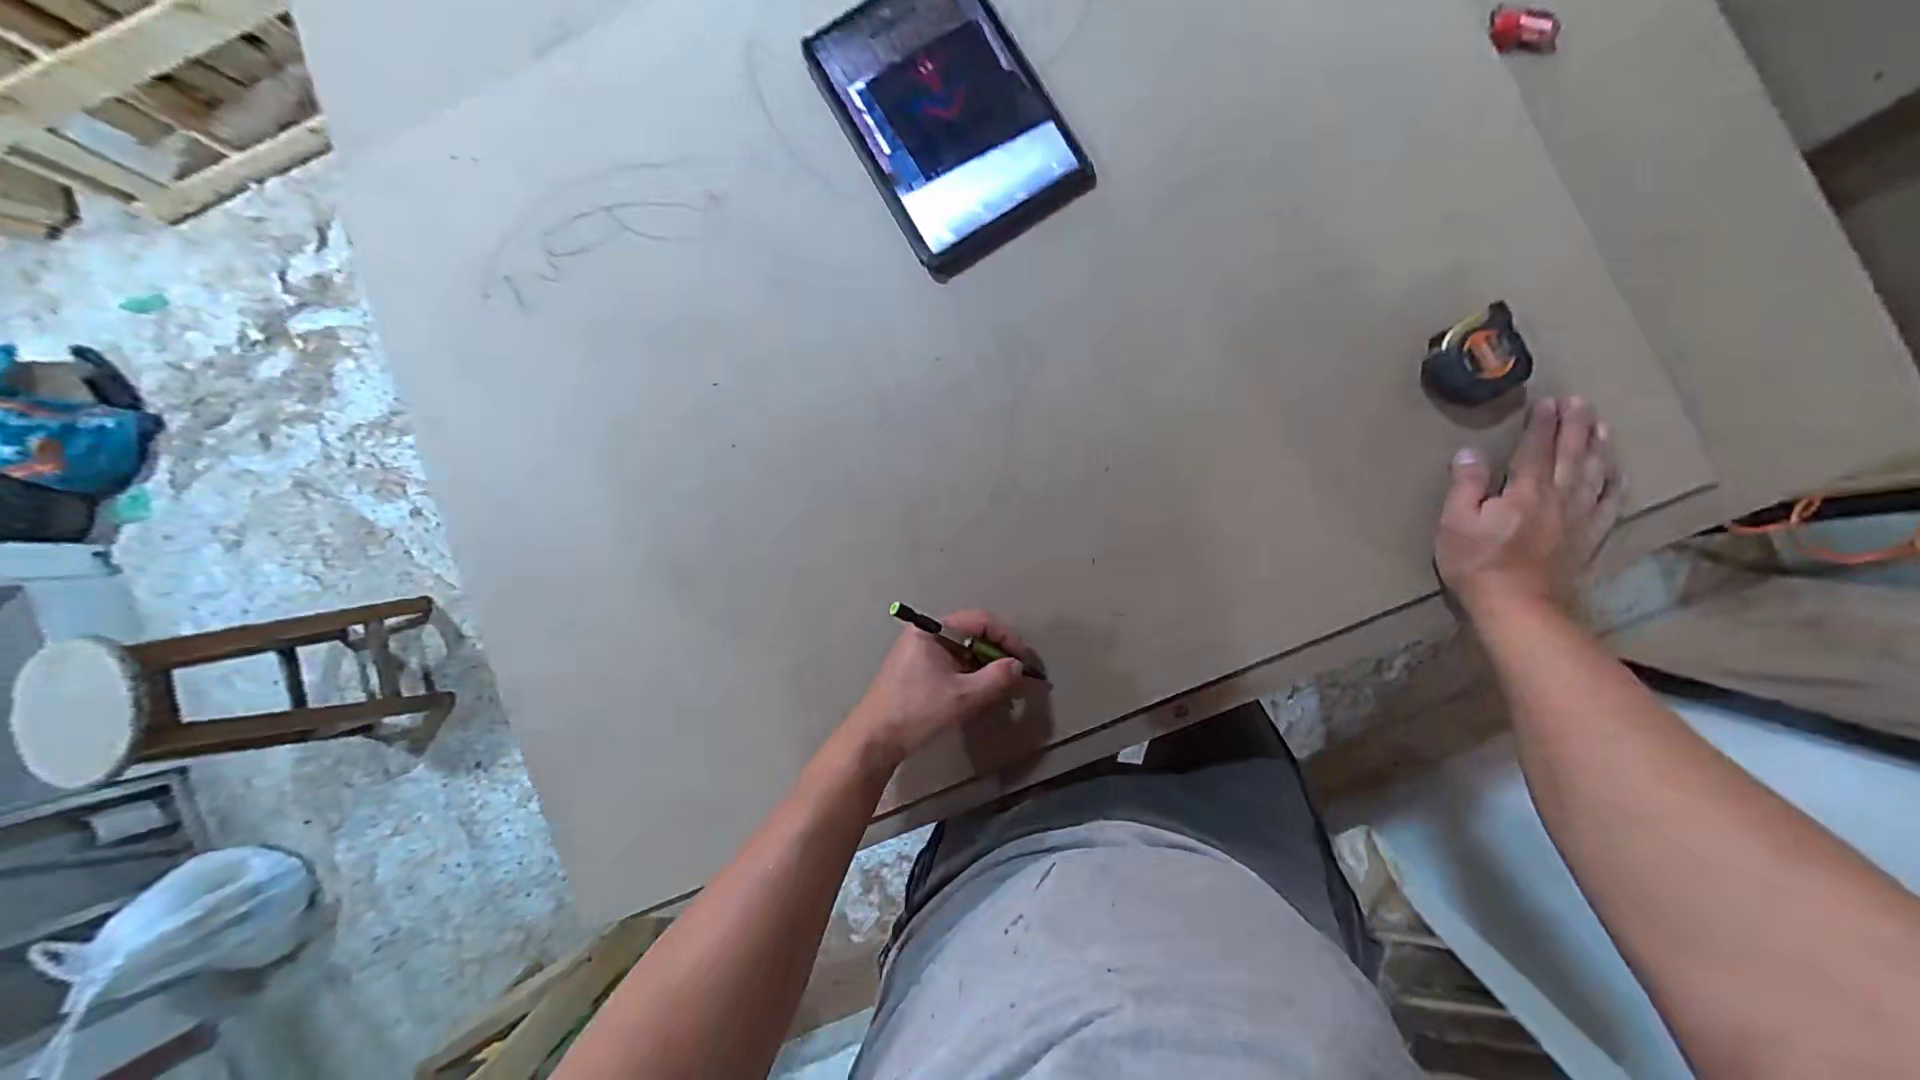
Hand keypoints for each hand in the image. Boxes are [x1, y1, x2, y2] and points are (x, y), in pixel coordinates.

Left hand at [843, 610, 1030, 767]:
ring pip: (965, 651)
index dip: (1008, 638)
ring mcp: (921, 652)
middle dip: (999, 654)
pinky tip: (983, 693)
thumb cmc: (916, 712)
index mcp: (932, 630)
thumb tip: (1019, 666)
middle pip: (973, 633)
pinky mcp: (920, 670)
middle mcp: (926, 634)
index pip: (981, 621)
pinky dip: (972, 675)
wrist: (874, 739)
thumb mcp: (963, 697)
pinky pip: (954, 664)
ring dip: (987, 667)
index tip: (1024, 661)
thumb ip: (996, 678)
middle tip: (1017, 676)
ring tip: (1004, 688)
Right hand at [1435, 397, 1624, 614]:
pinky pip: (1608, 505)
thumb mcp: (1454, 523)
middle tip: (1579, 402)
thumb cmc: (1477, 564)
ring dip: (1597, 447)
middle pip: (1570, 455)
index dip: (1540, 424)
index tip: (1546, 401)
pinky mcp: (1588, 539)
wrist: (1518, 607)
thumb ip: (1464, 486)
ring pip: (1594, 474)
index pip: (1534, 450)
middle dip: (1574, 426)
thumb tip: (1470, 452)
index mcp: (1524, 492)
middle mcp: (1558, 498)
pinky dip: (1615, 485)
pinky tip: (1618, 473)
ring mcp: (1578, 519)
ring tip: (1601, 425)